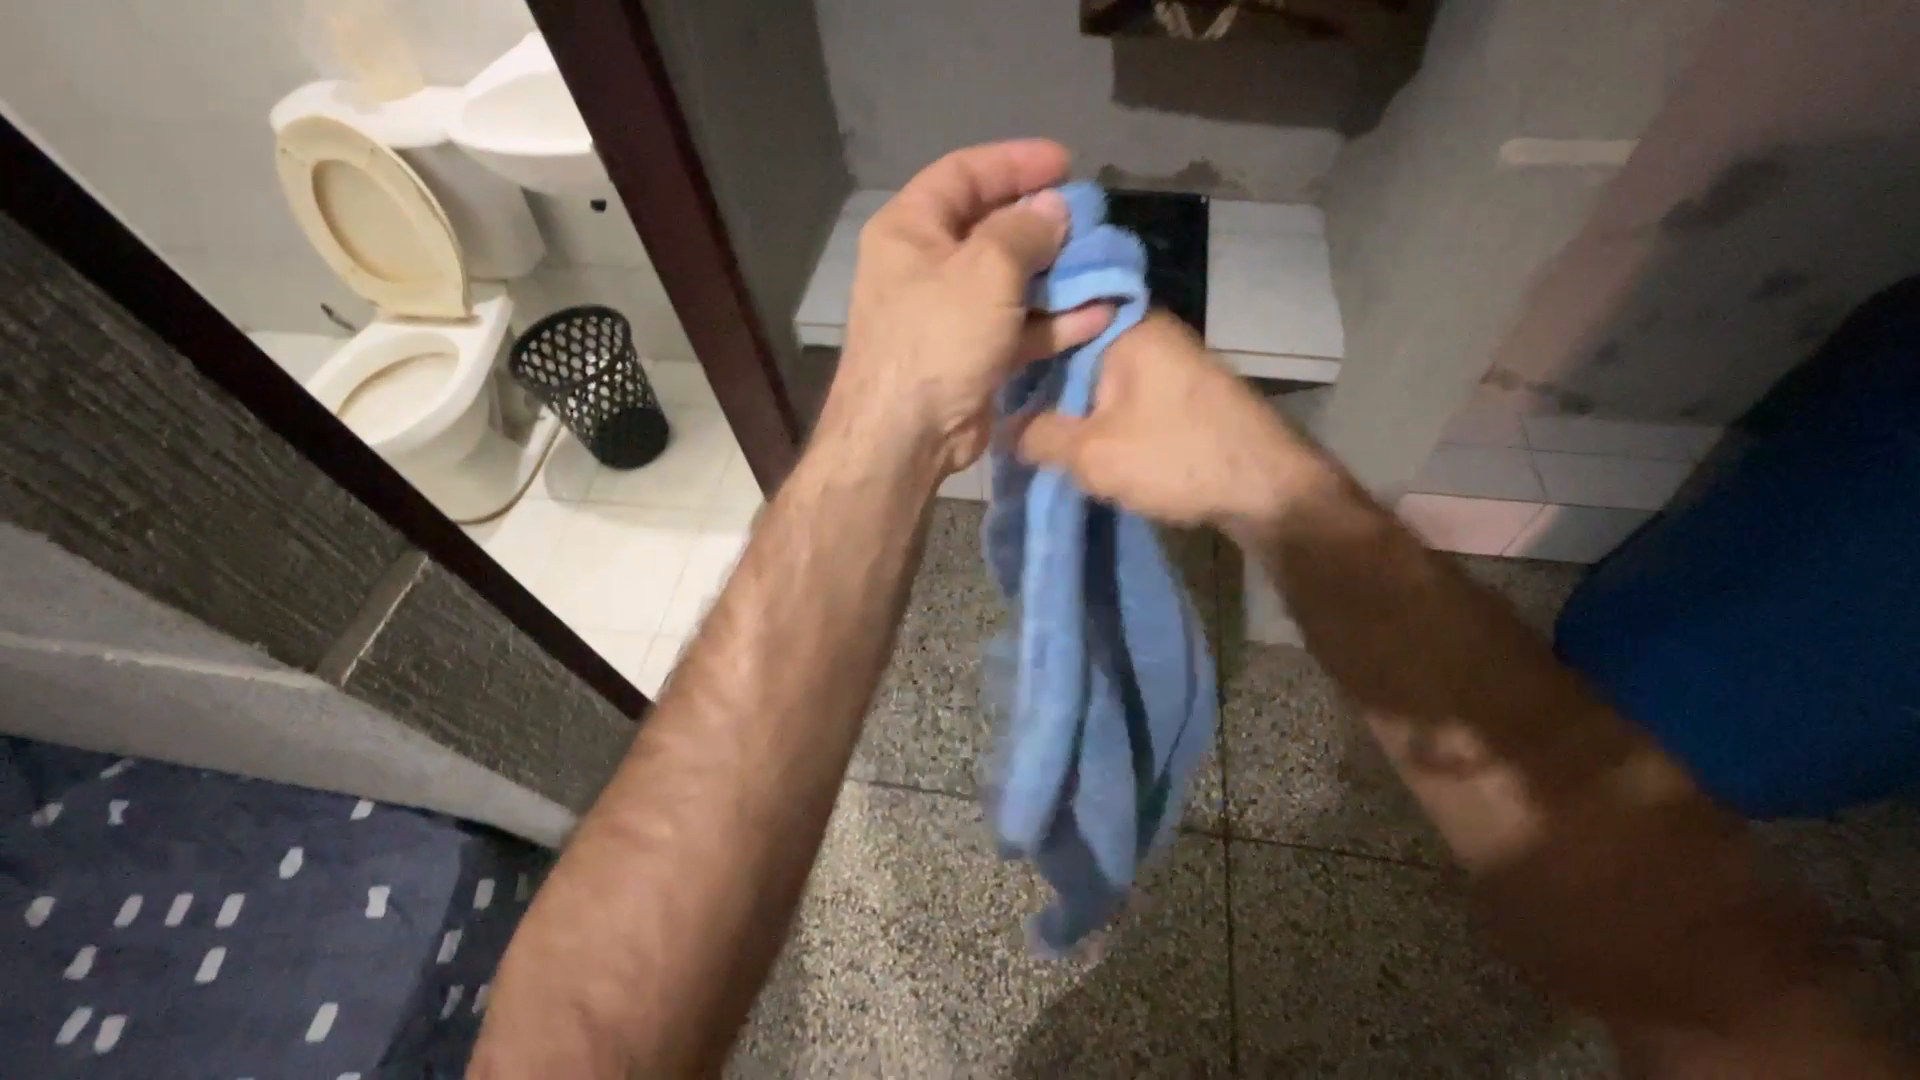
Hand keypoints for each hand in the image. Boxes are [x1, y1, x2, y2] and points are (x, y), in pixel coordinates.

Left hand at [819, 140, 1113, 475]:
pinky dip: (1054, 322)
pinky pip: (1018, 327)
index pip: (963, 174)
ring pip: (1010, 282)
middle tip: (1089, 220)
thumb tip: (1053, 209)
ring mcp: (950, 315)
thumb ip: (1025, 230)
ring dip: (1057, 276)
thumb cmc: (937, 337)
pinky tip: (1099, 313)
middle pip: (990, 229)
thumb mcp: (985, 269)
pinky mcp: (972, 356)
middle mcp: (926, 267)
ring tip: (1103, 264)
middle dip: (1042, 224)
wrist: (905, 435)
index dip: (1014, 162)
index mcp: (910, 230)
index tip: (1065, 163)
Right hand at [1017, 311, 1326, 529]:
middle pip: (1073, 342)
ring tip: (1024, 422)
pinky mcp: (1178, 389)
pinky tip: (1071, 432)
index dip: (1014, 341)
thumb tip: (1005, 429)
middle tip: (995, 402)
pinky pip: (1120, 389)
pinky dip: (1095, 408)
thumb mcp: (1091, 454)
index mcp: (1125, 325)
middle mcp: (1147, 329)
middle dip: (1038, 375)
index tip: (983, 368)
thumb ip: (1037, 436)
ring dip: (1067, 398)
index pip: (1053, 312)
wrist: (1267, 489)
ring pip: (1096, 370)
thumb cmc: (1177, 458)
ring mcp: (1167, 358)